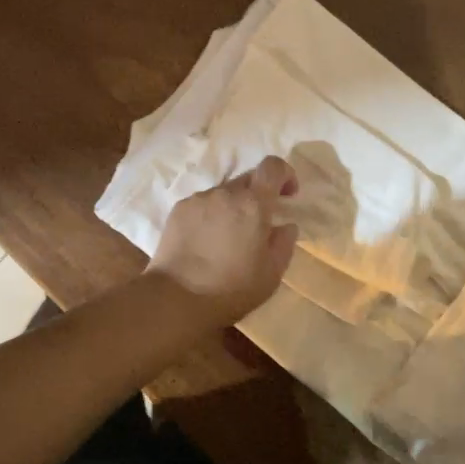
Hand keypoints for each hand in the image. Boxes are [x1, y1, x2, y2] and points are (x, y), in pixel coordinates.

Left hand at [146, 156, 300, 327]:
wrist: (177, 297)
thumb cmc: (232, 288)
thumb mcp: (271, 273)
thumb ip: (284, 243)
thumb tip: (285, 224)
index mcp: (253, 204)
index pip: (272, 166)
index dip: (284, 173)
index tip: (287, 195)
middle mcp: (225, 193)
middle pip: (247, 180)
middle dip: (257, 197)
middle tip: (256, 227)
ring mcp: (198, 199)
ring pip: (223, 194)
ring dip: (231, 208)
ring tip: (226, 240)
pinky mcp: (179, 209)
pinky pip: (202, 204)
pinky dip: (210, 215)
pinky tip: (205, 242)